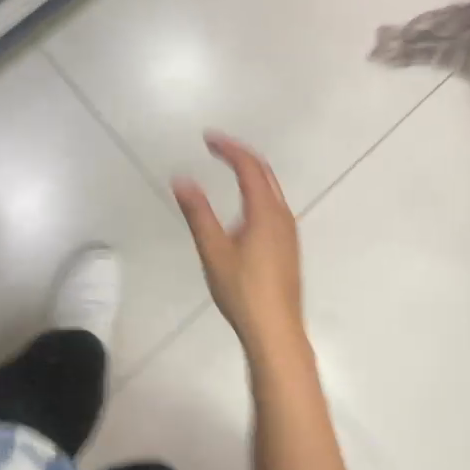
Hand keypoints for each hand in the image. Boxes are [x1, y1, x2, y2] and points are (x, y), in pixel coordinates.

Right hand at [172, 133, 305, 351]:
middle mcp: (282, 215)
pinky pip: (273, 204)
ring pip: (271, 189)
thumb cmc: (243, 291)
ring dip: (250, 172)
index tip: (207, 138)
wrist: (276, 331)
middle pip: (264, 173)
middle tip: (216, 147)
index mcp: (265, 211)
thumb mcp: (213, 250)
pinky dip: (257, 190)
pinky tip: (243, 207)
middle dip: (240, 155)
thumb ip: (197, 213)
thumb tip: (181, 180)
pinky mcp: (288, 247)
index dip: (228, 148)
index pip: (248, 166)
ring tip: (228, 168)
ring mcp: (289, 232)